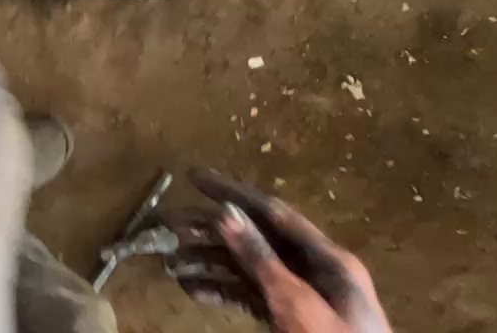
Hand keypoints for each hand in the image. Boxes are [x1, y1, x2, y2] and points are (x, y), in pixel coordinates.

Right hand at [181, 170, 390, 332]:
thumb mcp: (297, 306)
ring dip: (210, 264)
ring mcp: (304, 299)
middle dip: (210, 231)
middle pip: (255, 238)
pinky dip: (223, 293)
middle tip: (168, 223)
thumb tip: (225, 211)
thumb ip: (261, 258)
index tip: (191, 178)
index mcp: (328, 260)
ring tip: (170, 264)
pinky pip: (252, 297)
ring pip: (248, 268)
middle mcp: (315, 272)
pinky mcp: (292, 323)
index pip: (272, 212)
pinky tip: (192, 291)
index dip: (231, 192)